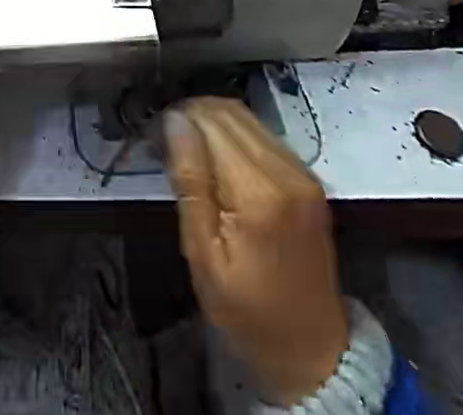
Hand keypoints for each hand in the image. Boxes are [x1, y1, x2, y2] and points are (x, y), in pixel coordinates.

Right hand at [164, 97, 349, 405]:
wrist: (311, 347)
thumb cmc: (247, 312)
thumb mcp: (203, 256)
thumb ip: (189, 182)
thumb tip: (174, 123)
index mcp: (258, 193)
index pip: (212, 124)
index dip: (178, 120)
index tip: (152, 135)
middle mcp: (286, 170)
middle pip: (231, 114)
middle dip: (193, 116)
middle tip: (163, 140)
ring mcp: (302, 171)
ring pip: (249, 118)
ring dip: (213, 122)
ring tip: (186, 148)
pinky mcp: (308, 176)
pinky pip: (265, 136)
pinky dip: (235, 136)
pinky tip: (216, 159)